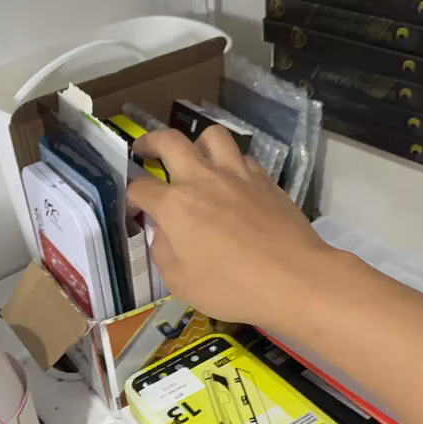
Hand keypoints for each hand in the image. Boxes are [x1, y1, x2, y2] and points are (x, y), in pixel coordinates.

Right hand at [127, 127, 342, 328]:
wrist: (292, 278)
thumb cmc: (230, 287)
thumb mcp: (180, 282)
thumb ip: (163, 252)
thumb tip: (162, 232)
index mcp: (175, 206)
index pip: (140, 188)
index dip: (130, 198)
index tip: (132, 210)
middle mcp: (202, 179)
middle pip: (169, 141)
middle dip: (149, 142)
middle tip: (144, 151)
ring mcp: (236, 175)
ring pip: (211, 136)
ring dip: (196, 143)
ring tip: (195, 157)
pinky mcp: (264, 180)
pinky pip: (241, 158)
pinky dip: (230, 163)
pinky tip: (231, 182)